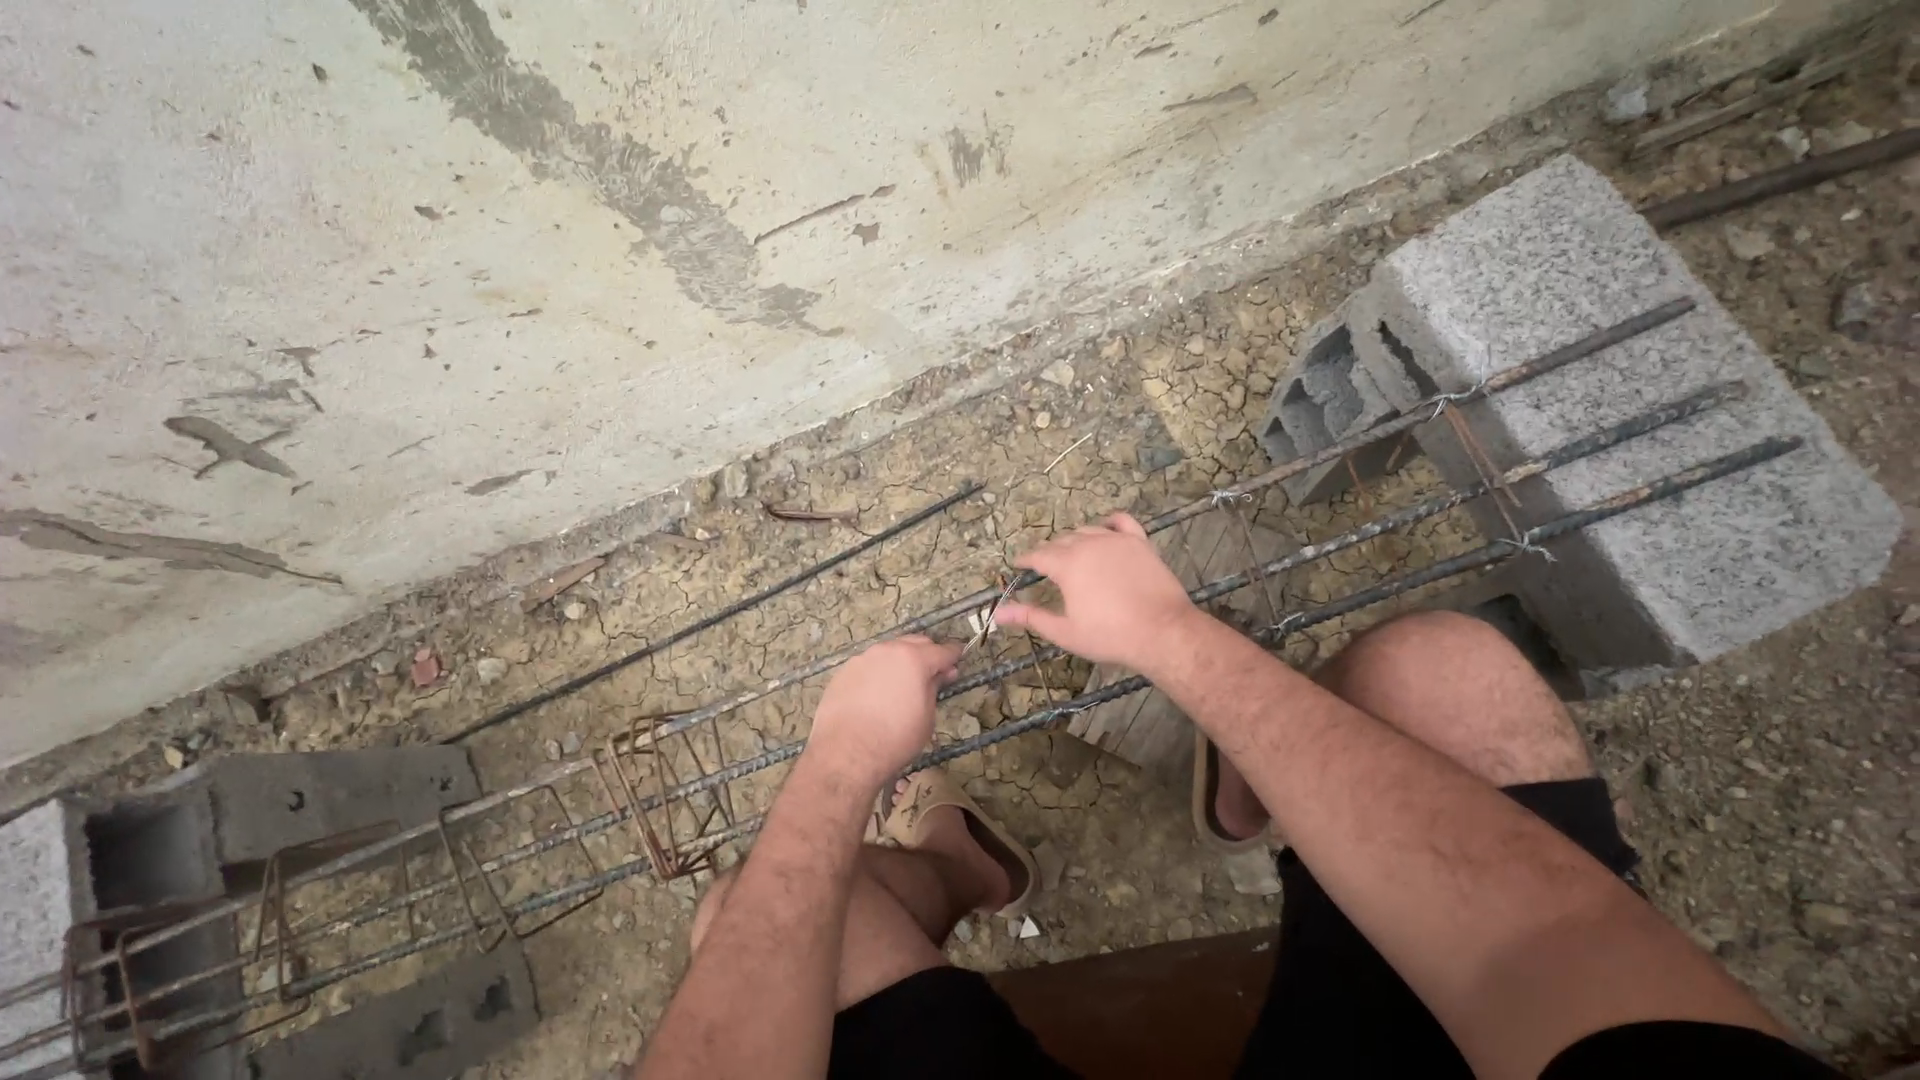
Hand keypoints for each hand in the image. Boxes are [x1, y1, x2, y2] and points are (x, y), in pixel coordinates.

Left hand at [804, 635, 960, 788]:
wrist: (846, 753)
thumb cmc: (895, 738)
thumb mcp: (926, 716)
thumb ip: (933, 688)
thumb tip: (941, 674)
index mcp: (914, 659)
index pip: (942, 651)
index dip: (953, 656)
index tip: (958, 660)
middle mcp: (887, 651)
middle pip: (915, 643)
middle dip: (927, 654)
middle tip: (933, 674)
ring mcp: (862, 659)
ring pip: (889, 652)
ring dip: (901, 661)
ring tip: (903, 684)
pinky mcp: (843, 672)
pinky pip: (868, 666)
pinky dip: (879, 673)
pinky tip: (877, 694)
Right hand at [994, 513, 1198, 670]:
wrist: (1162, 631)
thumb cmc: (1109, 635)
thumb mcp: (1065, 631)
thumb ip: (1031, 617)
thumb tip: (998, 613)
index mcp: (1067, 564)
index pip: (1038, 555)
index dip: (1025, 560)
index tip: (1018, 565)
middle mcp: (1088, 544)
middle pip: (1061, 541)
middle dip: (1049, 551)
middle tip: (1045, 566)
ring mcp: (1116, 540)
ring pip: (1087, 530)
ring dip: (1075, 539)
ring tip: (1072, 552)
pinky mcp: (1140, 542)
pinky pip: (1121, 522)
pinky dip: (1109, 522)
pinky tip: (1105, 529)